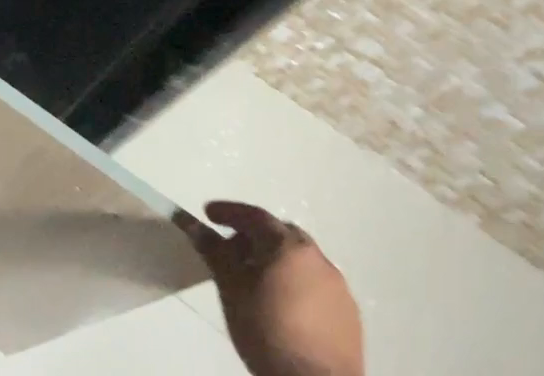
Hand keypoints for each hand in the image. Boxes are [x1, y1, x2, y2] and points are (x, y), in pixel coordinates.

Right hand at [176, 201, 363, 375]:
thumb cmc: (266, 330)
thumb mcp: (230, 288)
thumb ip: (214, 252)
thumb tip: (194, 226)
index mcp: (288, 247)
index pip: (254, 216)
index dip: (228, 212)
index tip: (208, 214)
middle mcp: (317, 259)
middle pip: (281, 234)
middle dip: (254, 235)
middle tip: (232, 250)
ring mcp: (338, 288)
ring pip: (302, 260)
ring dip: (277, 260)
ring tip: (257, 281)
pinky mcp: (349, 315)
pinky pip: (317, 285)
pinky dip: (296, 283)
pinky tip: (284, 306)